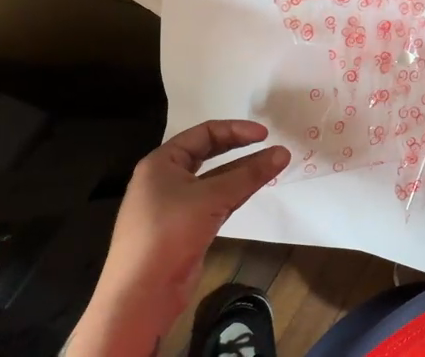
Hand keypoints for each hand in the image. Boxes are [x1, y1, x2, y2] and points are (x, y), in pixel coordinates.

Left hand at [72, 121, 287, 355]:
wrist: (141, 295)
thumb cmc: (169, 232)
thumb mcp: (212, 197)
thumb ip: (249, 173)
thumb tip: (284, 152)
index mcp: (160, 164)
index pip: (203, 133)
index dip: (235, 130)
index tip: (265, 134)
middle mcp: (165, 180)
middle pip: (208, 154)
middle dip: (239, 149)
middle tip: (269, 145)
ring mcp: (174, 206)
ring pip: (214, 180)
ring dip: (242, 172)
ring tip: (273, 166)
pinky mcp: (185, 228)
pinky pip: (214, 201)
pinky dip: (235, 193)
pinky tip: (255, 188)